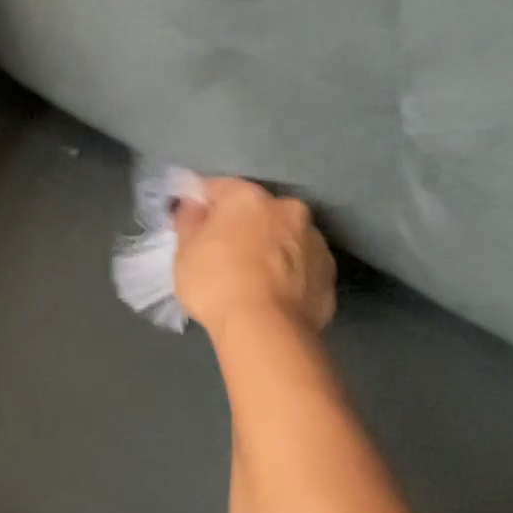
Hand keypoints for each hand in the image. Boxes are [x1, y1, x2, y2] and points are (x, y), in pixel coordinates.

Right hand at [174, 177, 336, 340]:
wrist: (265, 326)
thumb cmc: (216, 284)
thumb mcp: (184, 255)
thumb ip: (189, 224)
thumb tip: (191, 204)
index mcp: (248, 199)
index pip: (218, 186)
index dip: (200, 201)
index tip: (189, 217)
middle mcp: (288, 207)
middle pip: (258, 210)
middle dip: (241, 225)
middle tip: (222, 253)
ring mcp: (314, 237)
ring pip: (284, 235)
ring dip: (268, 247)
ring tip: (251, 277)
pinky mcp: (328, 269)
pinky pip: (301, 263)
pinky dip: (287, 271)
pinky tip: (272, 292)